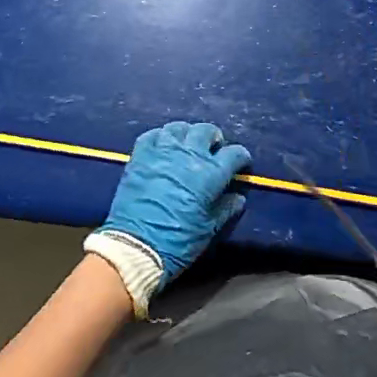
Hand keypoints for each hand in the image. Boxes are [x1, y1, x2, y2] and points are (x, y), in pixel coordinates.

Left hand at [88, 122, 248, 313]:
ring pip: (179, 128)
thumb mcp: (210, 228)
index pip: (235, 153)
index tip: (240, 165)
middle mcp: (189, 155)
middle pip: (207, 131)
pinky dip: (160, 138)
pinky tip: (163, 148)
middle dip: (214, 139)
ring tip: (187, 146)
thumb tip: (238, 197)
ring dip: (187, 135)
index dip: (241, 158)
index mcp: (211, 173)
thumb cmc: (178, 241)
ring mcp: (163, 153)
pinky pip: (152, 136)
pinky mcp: (140, 158)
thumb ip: (227, 208)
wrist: (134, 248)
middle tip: (213, 151)